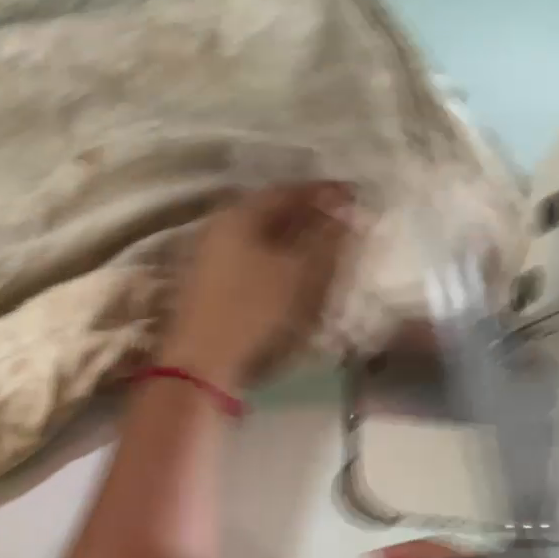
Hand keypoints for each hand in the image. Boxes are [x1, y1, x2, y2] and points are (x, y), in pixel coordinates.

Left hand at [161, 182, 360, 391]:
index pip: (288, 190)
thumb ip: (328, 235)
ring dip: (293, 242)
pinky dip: (275, 263)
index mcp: (236, 215)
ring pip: (259, 240)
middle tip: (347, 226)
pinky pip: (249, 263)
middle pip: (270, 214)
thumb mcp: (301, 271)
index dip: (325, 192)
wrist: (199, 367)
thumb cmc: (254, 313)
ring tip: (328, 253)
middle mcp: (216, 229)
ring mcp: (206, 259)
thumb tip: (349, 207)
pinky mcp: (206, 288)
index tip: (359, 198)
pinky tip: (295, 279)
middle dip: (310, 216)